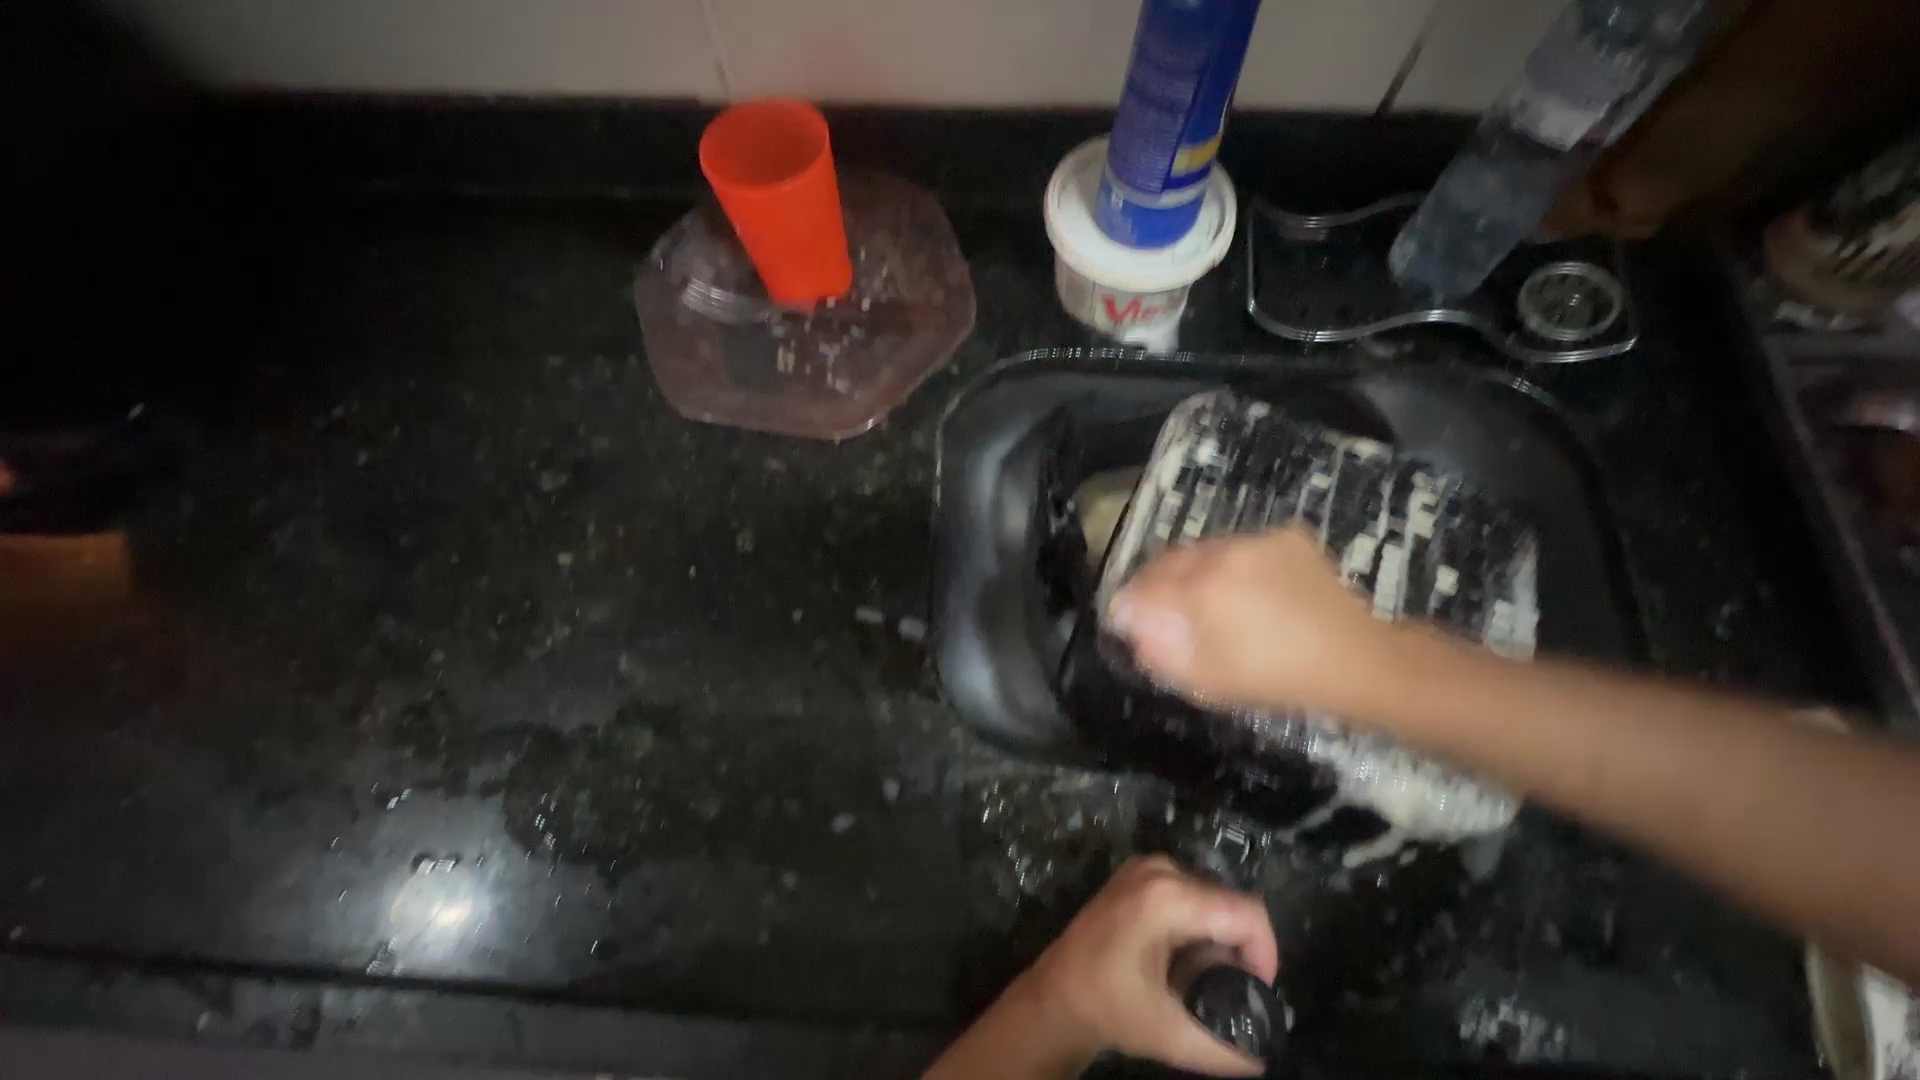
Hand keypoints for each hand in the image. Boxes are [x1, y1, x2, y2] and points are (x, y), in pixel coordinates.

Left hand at [1015, 855, 1279, 1076]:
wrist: (1057, 994)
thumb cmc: (1109, 1007)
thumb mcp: (1173, 1035)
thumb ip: (1227, 1048)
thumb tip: (1264, 1056)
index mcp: (1169, 897)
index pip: (1247, 912)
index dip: (1265, 953)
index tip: (1255, 990)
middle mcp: (1161, 870)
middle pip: (1230, 902)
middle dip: (1239, 948)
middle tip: (1227, 989)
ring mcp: (1147, 866)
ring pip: (1212, 898)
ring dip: (1218, 937)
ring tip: (1203, 978)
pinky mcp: (1139, 874)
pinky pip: (1190, 892)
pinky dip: (1198, 924)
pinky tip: (1182, 959)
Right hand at [1106, 527, 1393, 713]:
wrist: (1357, 660)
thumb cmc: (1276, 678)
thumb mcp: (1206, 680)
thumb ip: (1158, 648)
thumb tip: (1129, 620)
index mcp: (1201, 590)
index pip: (1143, 586)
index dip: (1129, 602)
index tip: (1127, 617)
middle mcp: (1223, 554)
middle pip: (1169, 560)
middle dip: (1157, 582)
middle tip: (1162, 609)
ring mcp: (1258, 540)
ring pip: (1205, 550)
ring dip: (1195, 571)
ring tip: (1209, 601)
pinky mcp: (1286, 537)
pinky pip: (1243, 546)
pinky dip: (1234, 564)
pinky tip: (1250, 590)